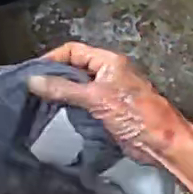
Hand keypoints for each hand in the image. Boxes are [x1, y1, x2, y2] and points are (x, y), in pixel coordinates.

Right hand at [25, 43, 192, 163]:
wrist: (160, 143)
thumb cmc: (134, 115)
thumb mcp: (95, 98)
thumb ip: (63, 88)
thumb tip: (32, 81)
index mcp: (108, 61)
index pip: (73, 50)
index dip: (52, 59)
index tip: (33, 73)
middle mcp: (108, 72)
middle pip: (74, 67)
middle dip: (54, 76)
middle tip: (33, 88)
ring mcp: (107, 91)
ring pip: (77, 85)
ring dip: (60, 91)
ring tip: (39, 100)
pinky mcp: (107, 109)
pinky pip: (82, 101)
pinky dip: (69, 104)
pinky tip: (56, 112)